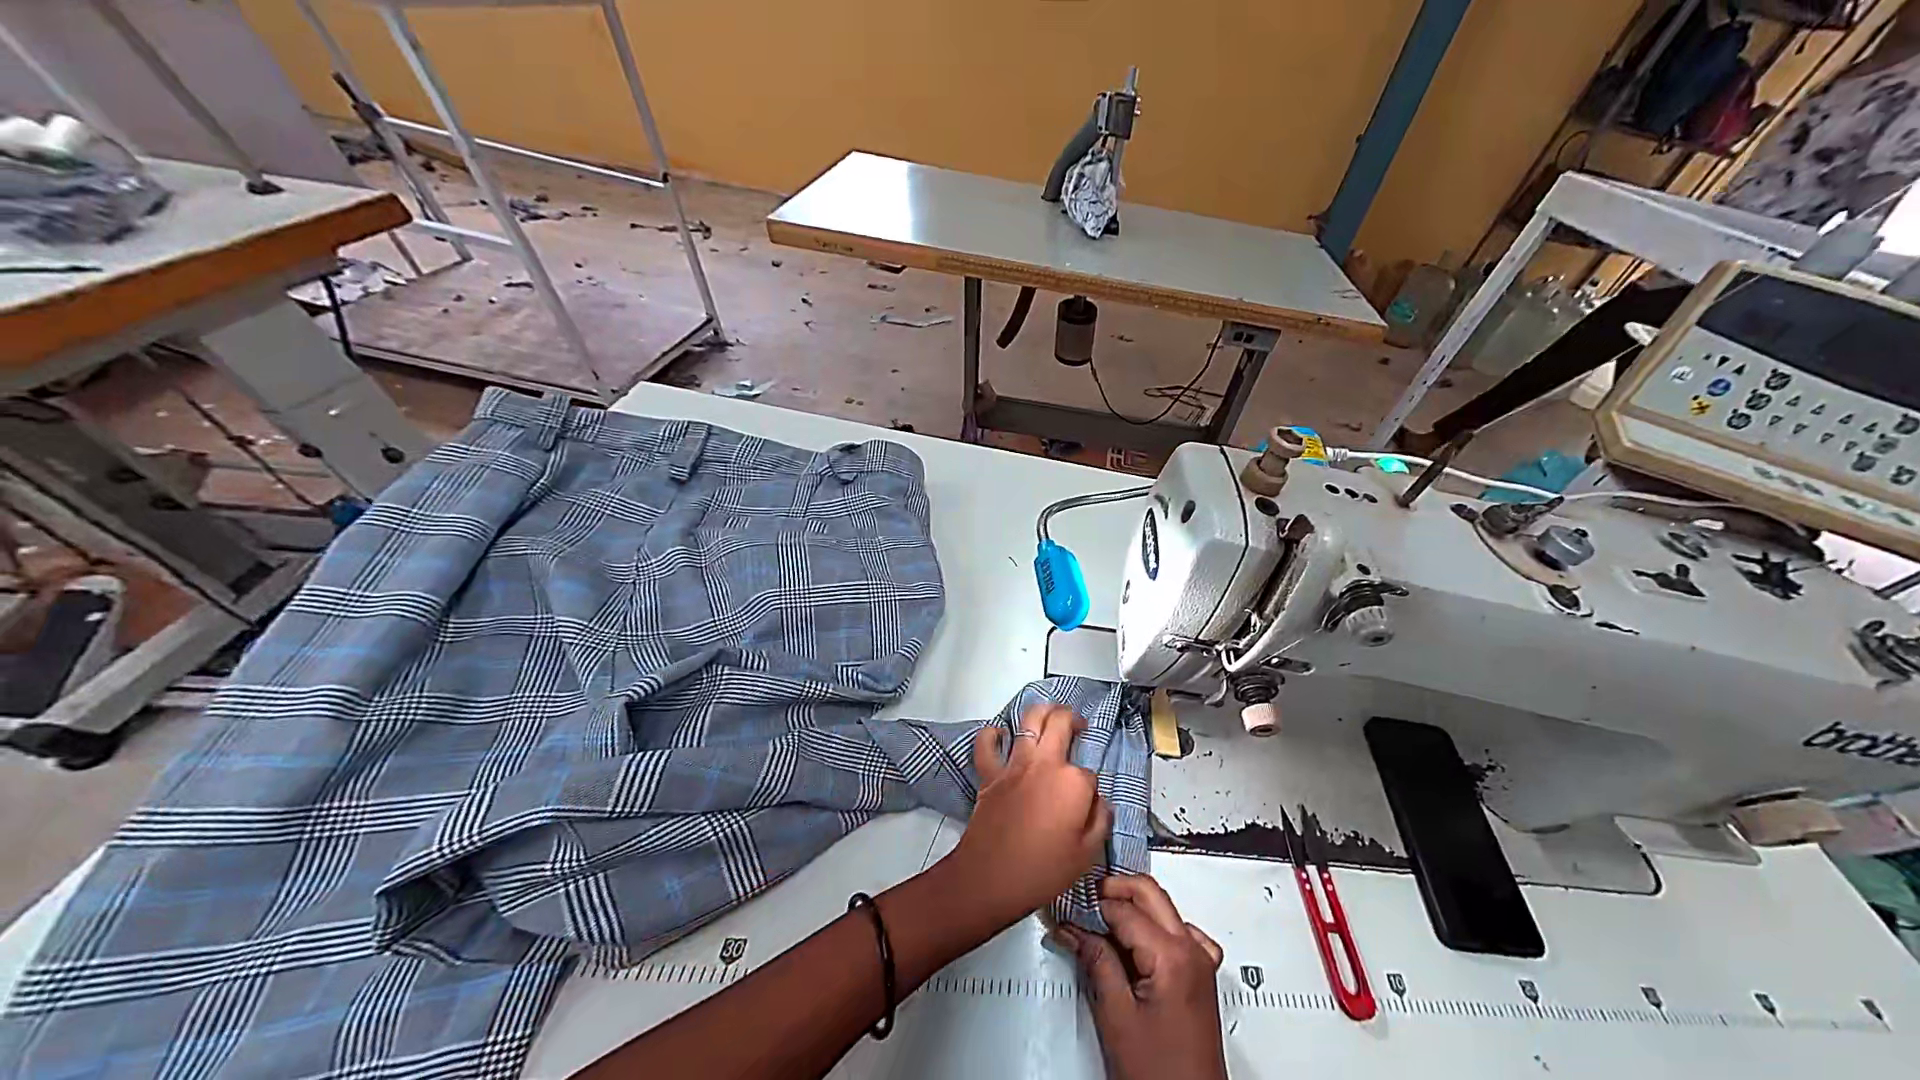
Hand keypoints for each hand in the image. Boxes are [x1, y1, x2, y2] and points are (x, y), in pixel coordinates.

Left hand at [937, 704, 1111, 930]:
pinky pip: (987, 744)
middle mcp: (1046, 764)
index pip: (1089, 774)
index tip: (1087, 803)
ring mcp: (1016, 765)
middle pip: (1061, 723)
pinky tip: (1000, 734)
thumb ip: (1100, 820)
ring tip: (1050, 713)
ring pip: (1029, 721)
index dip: (1090, 788)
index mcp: (1074, 783)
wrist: (992, 878)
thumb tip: (1099, 802)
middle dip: (1072, 719)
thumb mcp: (1087, 853)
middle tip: (1078, 724)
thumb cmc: (1042, 870)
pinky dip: (992, 735)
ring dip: (1042, 711)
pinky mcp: (990, 773)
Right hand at [1057, 874, 1226, 1079]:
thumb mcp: (1116, 1016)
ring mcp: (1200, 961)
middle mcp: (1192, 951)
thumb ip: (1096, 962)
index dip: (1089, 906)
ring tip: (1100, 922)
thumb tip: (1076, 929)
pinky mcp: (1201, 974)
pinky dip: (1154, 924)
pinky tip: (1136, 939)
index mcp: (1172, 957)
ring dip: (1131, 905)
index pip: (1122, 909)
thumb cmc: (1162, 1076)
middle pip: (1148, 893)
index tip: (1067, 908)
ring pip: (1163, 907)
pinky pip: (1179, 931)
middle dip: (1112, 890)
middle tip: (1082, 902)